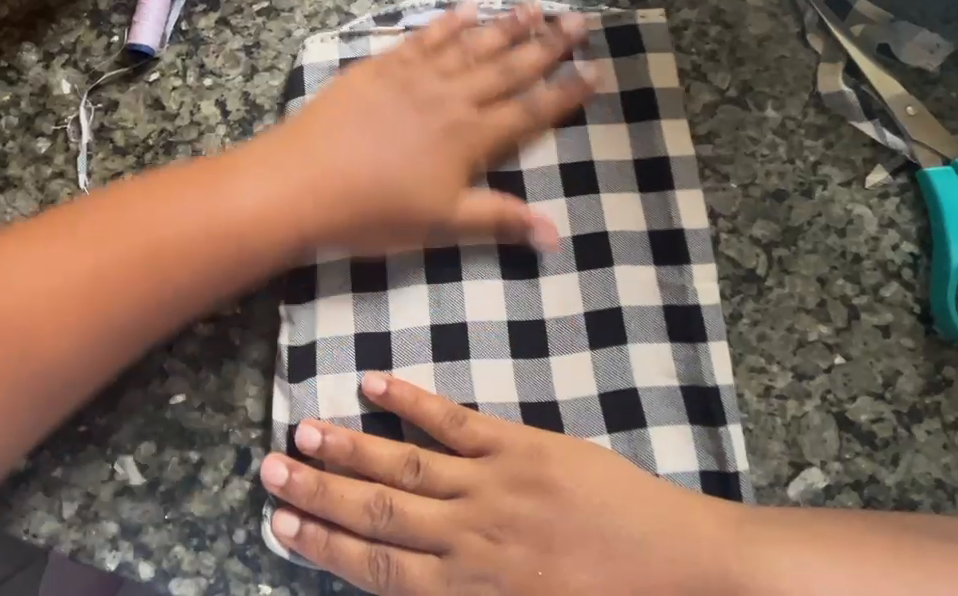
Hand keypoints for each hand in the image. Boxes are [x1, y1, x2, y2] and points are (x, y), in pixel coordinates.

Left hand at [248, 1, 593, 256]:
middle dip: (547, 45)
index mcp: (471, 138)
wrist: (302, 182)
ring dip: (505, 25)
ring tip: (534, 6)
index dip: (565, 92)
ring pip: (471, 45)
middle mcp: (451, 98)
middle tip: (579, 20)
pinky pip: (423, 37)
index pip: (530, 110)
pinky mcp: (381, 66)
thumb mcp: (441, 224)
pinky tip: (466, 8)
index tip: (596, 70)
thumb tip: (556, 235)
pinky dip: (447, 22)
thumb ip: (499, 219)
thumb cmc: (373, 212)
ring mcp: (415, 77)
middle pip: (508, 67)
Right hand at [259, 372, 738, 595]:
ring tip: (302, 431)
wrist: (689, 573)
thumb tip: (404, 585)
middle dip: (317, 494)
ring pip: (403, 465)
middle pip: (376, 513)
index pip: (377, 566)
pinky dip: (410, 400)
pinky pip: (453, 420)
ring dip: (348, 449)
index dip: (322, 546)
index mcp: (471, 592)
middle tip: (268, 471)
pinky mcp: (518, 446)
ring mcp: (491, 485)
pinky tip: (373, 383)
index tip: (280, 525)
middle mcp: (468, 539)